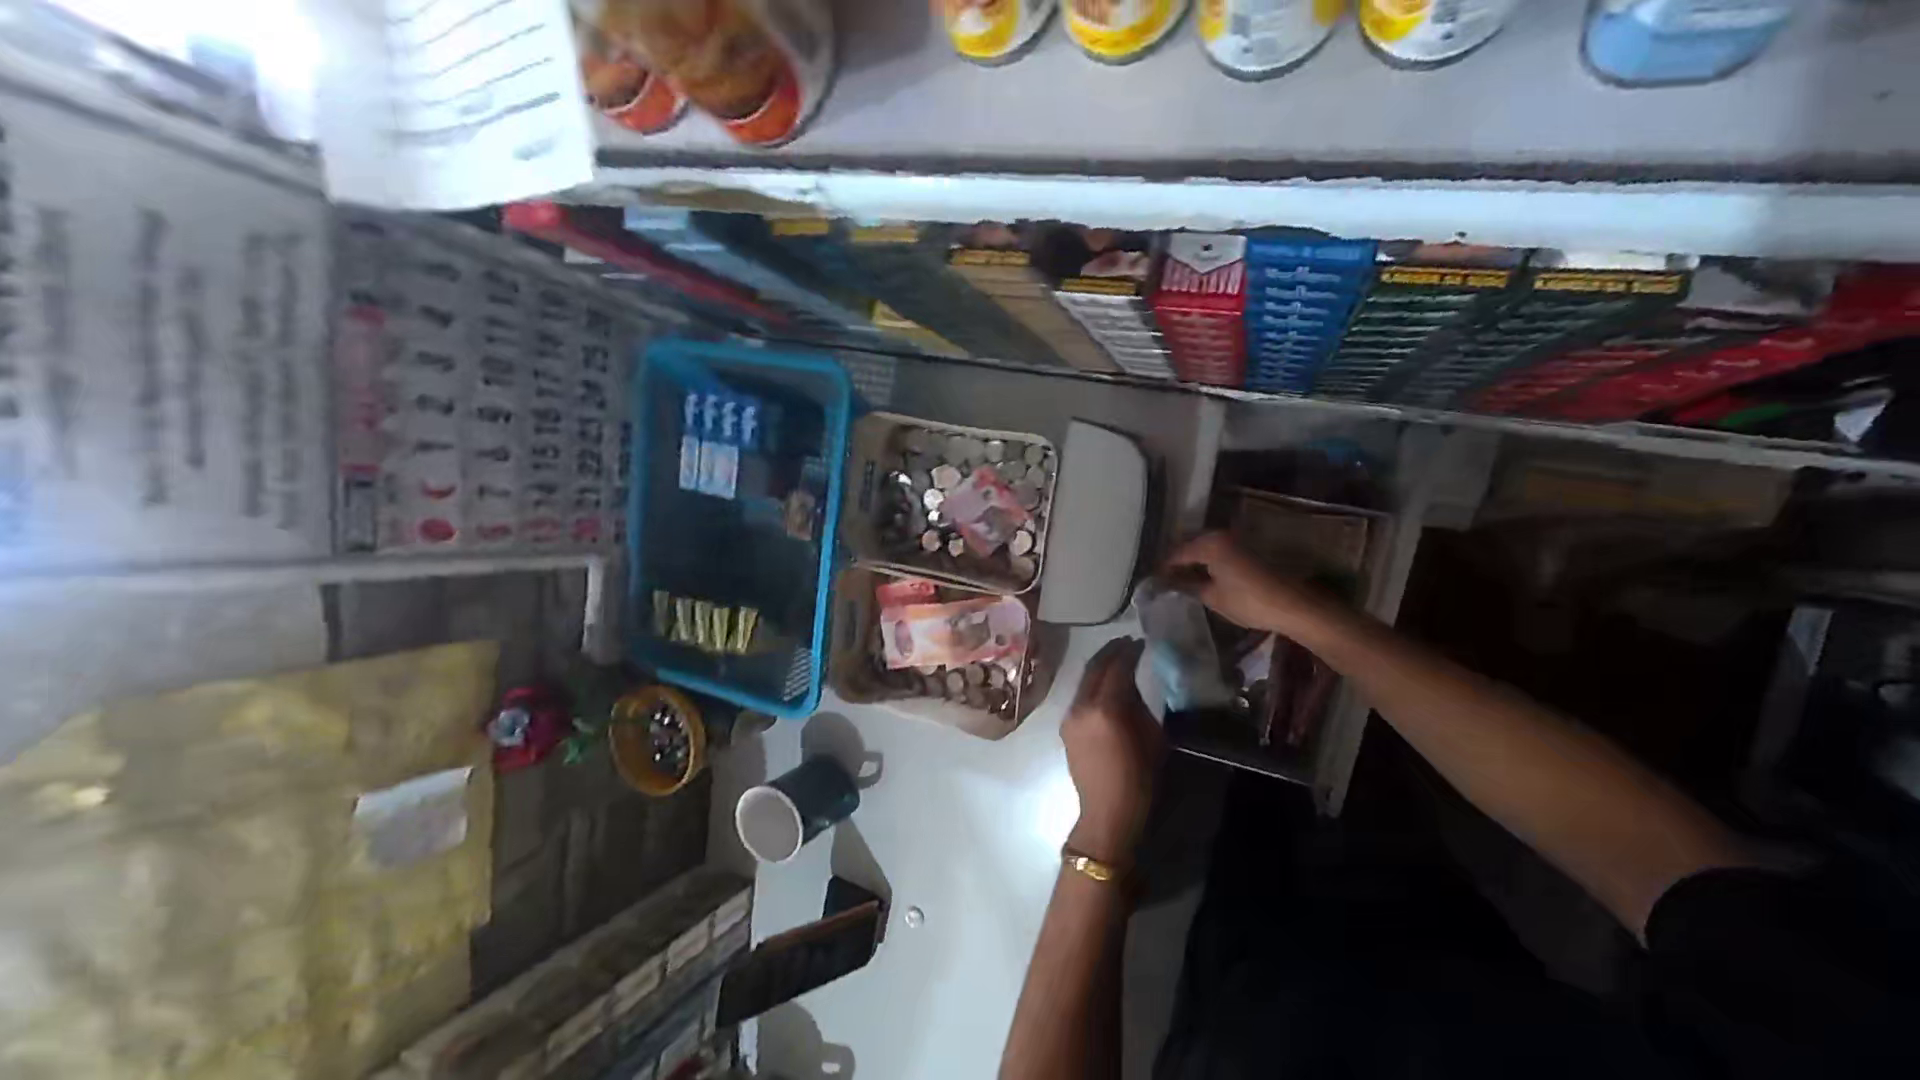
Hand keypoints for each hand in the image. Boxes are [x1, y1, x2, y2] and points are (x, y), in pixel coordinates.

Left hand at [1061, 637, 1162, 864]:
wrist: (1107, 813)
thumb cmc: (1139, 779)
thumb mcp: (1153, 738)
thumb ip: (1141, 704)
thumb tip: (1134, 684)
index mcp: (1106, 708)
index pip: (1117, 668)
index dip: (1129, 652)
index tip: (1140, 642)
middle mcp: (1082, 706)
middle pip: (1095, 667)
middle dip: (1111, 652)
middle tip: (1127, 642)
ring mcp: (1070, 715)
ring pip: (1084, 680)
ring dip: (1100, 665)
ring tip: (1117, 657)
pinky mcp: (1065, 726)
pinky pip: (1079, 695)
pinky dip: (1093, 682)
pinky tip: (1105, 683)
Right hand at [1161, 530, 1323, 633]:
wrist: (1292, 605)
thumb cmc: (1248, 602)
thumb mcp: (1212, 597)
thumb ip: (1188, 586)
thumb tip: (1169, 583)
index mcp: (1209, 544)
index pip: (1177, 553)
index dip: (1164, 568)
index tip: (1153, 581)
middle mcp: (1221, 535)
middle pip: (1190, 546)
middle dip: (1177, 561)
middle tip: (1165, 579)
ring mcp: (1236, 540)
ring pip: (1205, 548)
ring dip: (1193, 561)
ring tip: (1182, 579)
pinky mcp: (1248, 549)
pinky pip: (1218, 551)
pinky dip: (1208, 562)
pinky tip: (1203, 576)